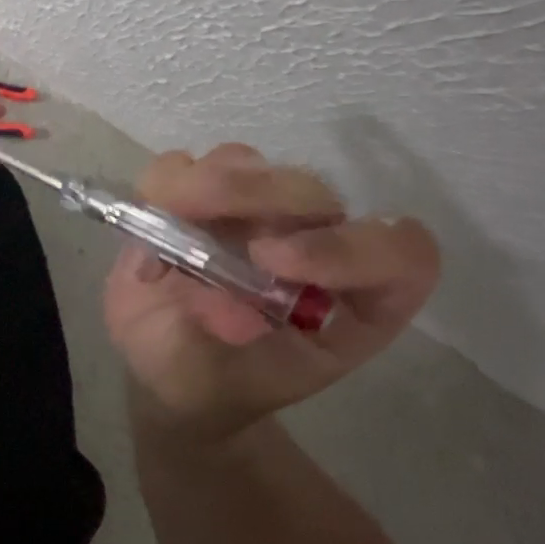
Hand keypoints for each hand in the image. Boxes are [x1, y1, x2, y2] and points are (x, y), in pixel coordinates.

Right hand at [104, 145, 440, 442]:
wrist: (165, 371)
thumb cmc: (217, 381)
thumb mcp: (235, 381)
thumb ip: (231, 337)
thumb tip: (215, 297)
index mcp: (353, 296)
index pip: (399, 253)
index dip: (347, 248)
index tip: (272, 264)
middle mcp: (312, 241)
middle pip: (309, 189)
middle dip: (255, 196)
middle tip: (197, 225)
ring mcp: (250, 213)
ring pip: (242, 162)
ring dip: (200, 185)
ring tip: (167, 224)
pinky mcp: (192, 198)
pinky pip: (178, 166)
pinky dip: (157, 192)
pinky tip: (145, 238)